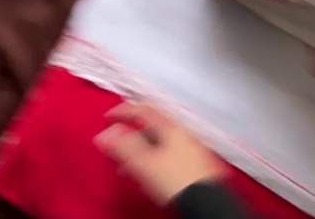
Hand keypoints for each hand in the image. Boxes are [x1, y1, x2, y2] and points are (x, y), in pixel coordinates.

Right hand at [94, 102, 225, 203]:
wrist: (210, 205)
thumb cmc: (176, 179)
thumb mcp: (145, 162)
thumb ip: (123, 145)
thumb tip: (104, 134)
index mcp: (170, 126)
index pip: (142, 109)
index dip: (122, 110)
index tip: (107, 118)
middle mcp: (183, 133)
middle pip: (152, 126)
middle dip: (132, 134)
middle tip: (117, 144)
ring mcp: (194, 149)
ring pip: (162, 143)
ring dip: (143, 150)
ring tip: (130, 166)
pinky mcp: (200, 167)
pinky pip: (171, 155)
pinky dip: (156, 159)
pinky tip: (152, 174)